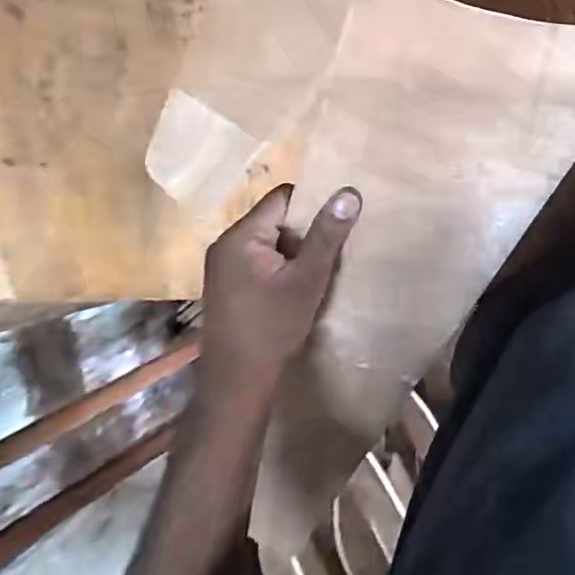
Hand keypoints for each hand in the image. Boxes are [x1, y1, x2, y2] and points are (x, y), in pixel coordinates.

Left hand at [199, 183, 359, 389]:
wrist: (238, 382)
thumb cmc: (273, 326)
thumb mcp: (308, 277)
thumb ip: (328, 234)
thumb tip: (349, 192)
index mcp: (241, 237)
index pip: (283, 197)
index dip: (315, 201)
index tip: (341, 217)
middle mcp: (227, 244)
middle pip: (279, 216)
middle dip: (310, 227)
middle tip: (338, 242)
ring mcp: (225, 265)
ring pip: (274, 238)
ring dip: (300, 246)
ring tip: (324, 262)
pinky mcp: (231, 283)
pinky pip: (265, 256)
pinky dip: (287, 262)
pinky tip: (304, 280)